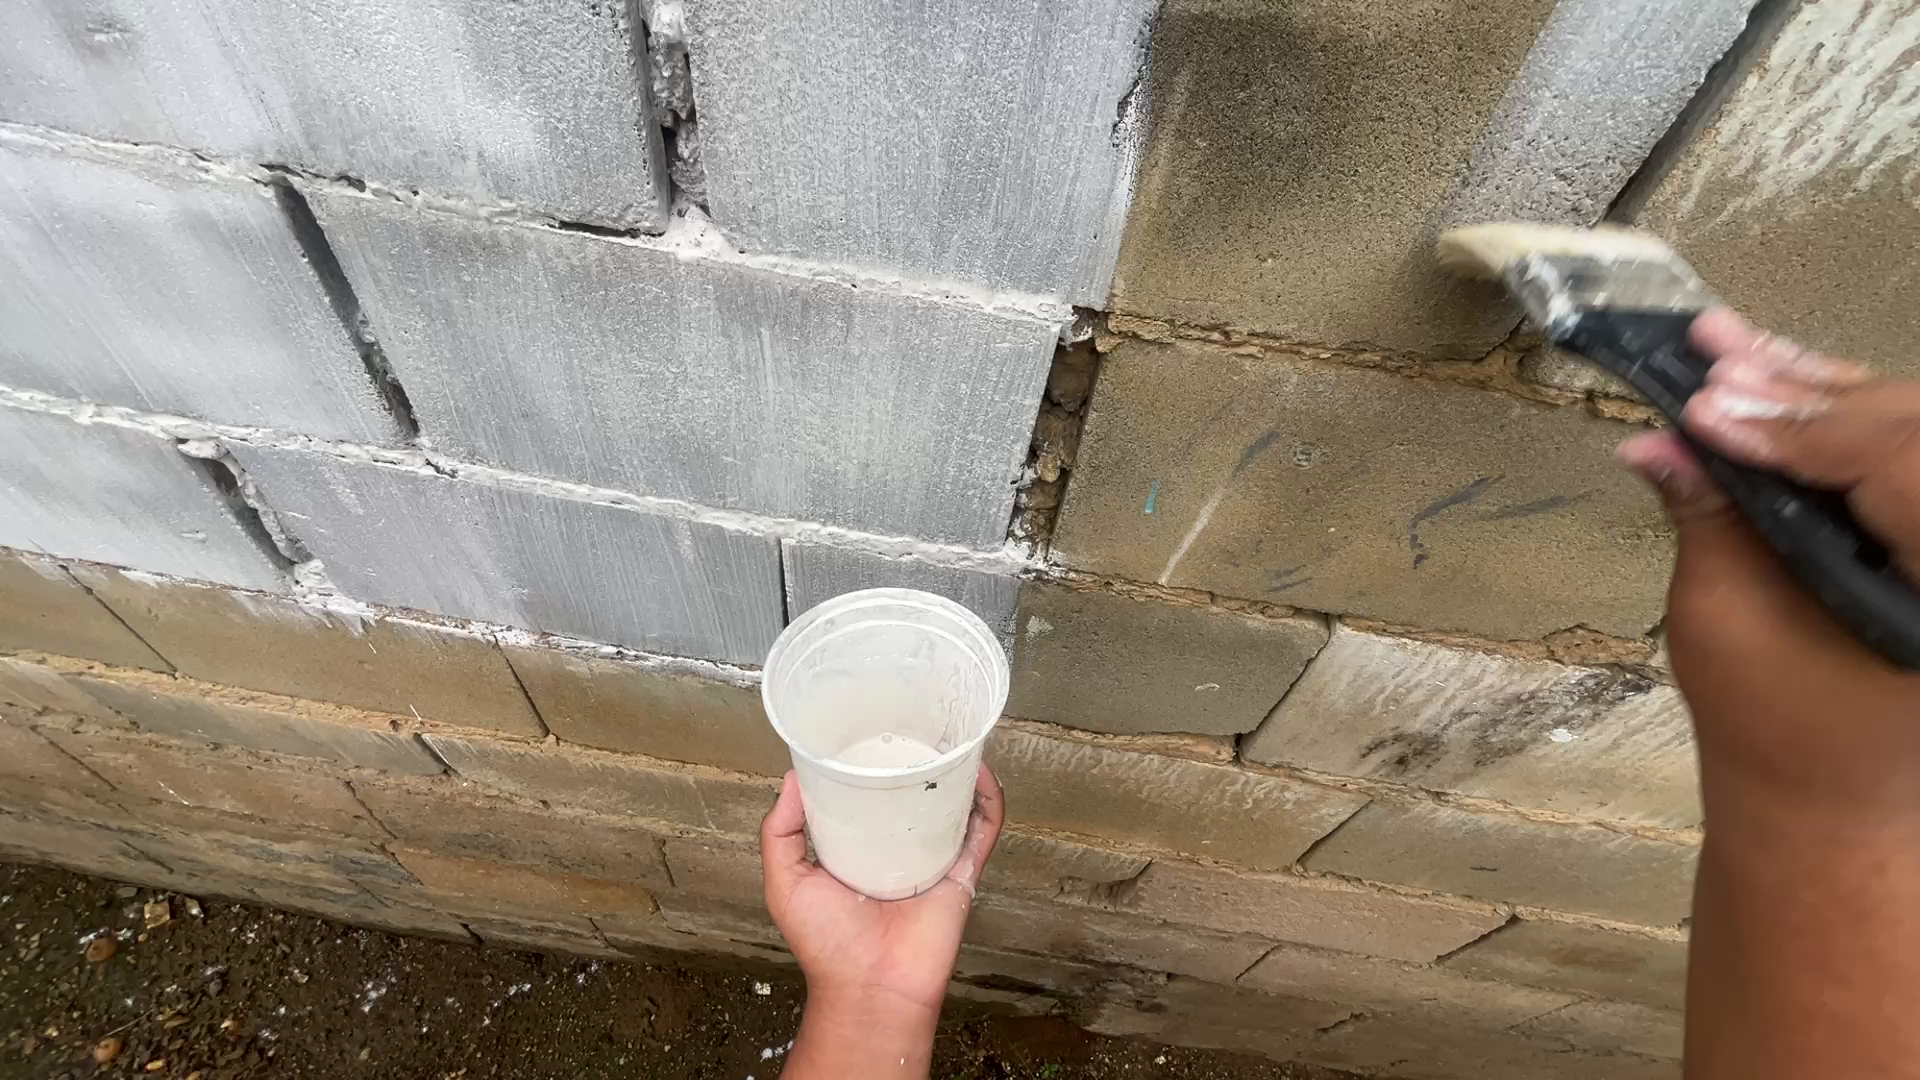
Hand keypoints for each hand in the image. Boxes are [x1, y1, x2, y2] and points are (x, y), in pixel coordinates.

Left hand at [761, 764, 1004, 1078]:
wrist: (871, 989)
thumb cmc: (828, 946)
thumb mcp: (788, 882)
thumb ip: (781, 833)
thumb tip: (791, 779)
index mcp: (865, 846)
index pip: (873, 794)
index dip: (873, 762)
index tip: (869, 733)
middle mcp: (903, 846)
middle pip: (918, 792)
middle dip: (919, 758)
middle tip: (915, 727)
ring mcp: (936, 855)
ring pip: (956, 801)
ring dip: (959, 770)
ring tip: (951, 739)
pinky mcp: (964, 869)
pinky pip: (984, 828)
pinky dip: (988, 798)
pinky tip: (979, 771)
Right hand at [1617, 308, 1919, 817]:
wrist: (1834, 788)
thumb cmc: (1774, 718)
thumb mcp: (1726, 616)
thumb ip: (1712, 517)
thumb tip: (1655, 441)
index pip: (1907, 473)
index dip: (1807, 431)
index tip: (1704, 402)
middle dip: (1813, 398)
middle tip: (1715, 357)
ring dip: (1822, 389)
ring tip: (1732, 346)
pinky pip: (1908, 457)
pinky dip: (1841, 415)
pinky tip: (1779, 377)